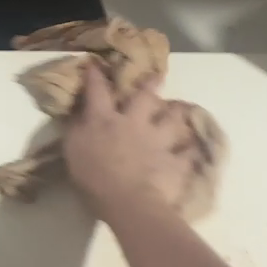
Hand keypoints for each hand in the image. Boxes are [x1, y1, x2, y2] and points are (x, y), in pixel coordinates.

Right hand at [63, 58, 202, 223]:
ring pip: (171, 121)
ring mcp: (156, 141)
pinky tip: (194, 149)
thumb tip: (77, 113)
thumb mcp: (72, 150)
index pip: (98, 91)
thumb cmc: (92, 176)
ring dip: (176, 114)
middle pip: (143, 98)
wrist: (128, 202)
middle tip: (157, 75)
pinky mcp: (174, 161)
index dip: (96, 76)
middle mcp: (132, 123)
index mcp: (104, 119)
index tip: (96, 65)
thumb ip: (75, 128)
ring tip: (181, 109)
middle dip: (150, 84)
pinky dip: (190, 151)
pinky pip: (187, 153)